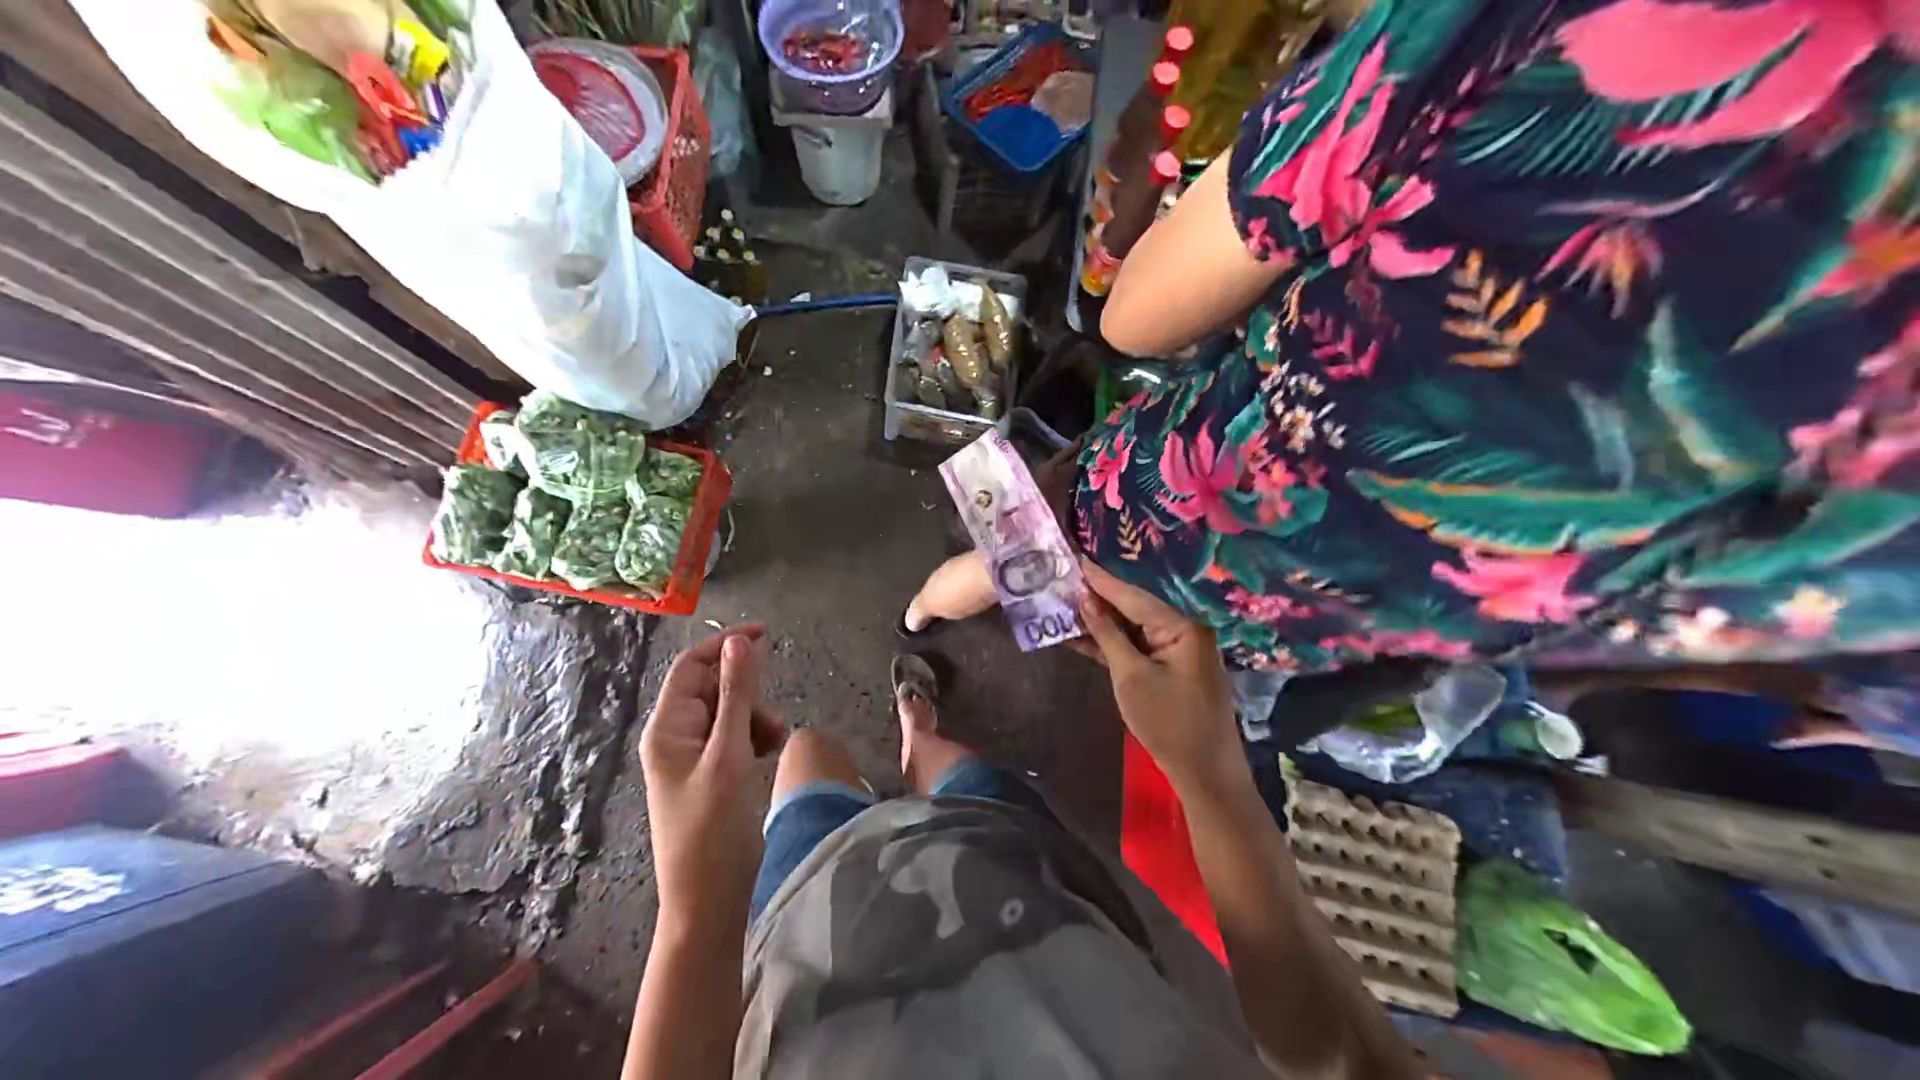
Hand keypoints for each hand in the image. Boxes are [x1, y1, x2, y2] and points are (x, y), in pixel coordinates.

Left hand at [640, 625, 786, 920]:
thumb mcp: (729, 756)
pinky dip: (756, 737)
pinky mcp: (712, 775)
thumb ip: (736, 696)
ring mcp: (693, 758)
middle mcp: (676, 737)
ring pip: (729, 713)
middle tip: (773, 721)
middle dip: (748, 694)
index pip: (692, 667)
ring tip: (775, 743)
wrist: (710, 902)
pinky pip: (735, 737)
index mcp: (667, 729)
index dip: (725, 645)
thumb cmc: (713, 830)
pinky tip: (771, 752)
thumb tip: (739, 642)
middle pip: (713, 689)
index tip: (765, 633)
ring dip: (756, 717)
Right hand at [1076, 559, 1240, 791]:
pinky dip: (1112, 645)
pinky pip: (1137, 648)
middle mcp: (1182, 632)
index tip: (1075, 559)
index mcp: (1181, 628)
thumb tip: (1085, 602)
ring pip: (1133, 629)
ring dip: (1100, 622)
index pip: (1133, 597)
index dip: (1101, 580)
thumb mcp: (1131, 677)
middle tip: (1064, 579)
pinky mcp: (1170, 670)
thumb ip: (1108, 636)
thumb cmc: (1169, 723)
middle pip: (1133, 609)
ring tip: (1064, 604)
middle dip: (1098, 598)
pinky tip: (1081, 636)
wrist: (1205, 773)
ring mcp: (1177, 652)